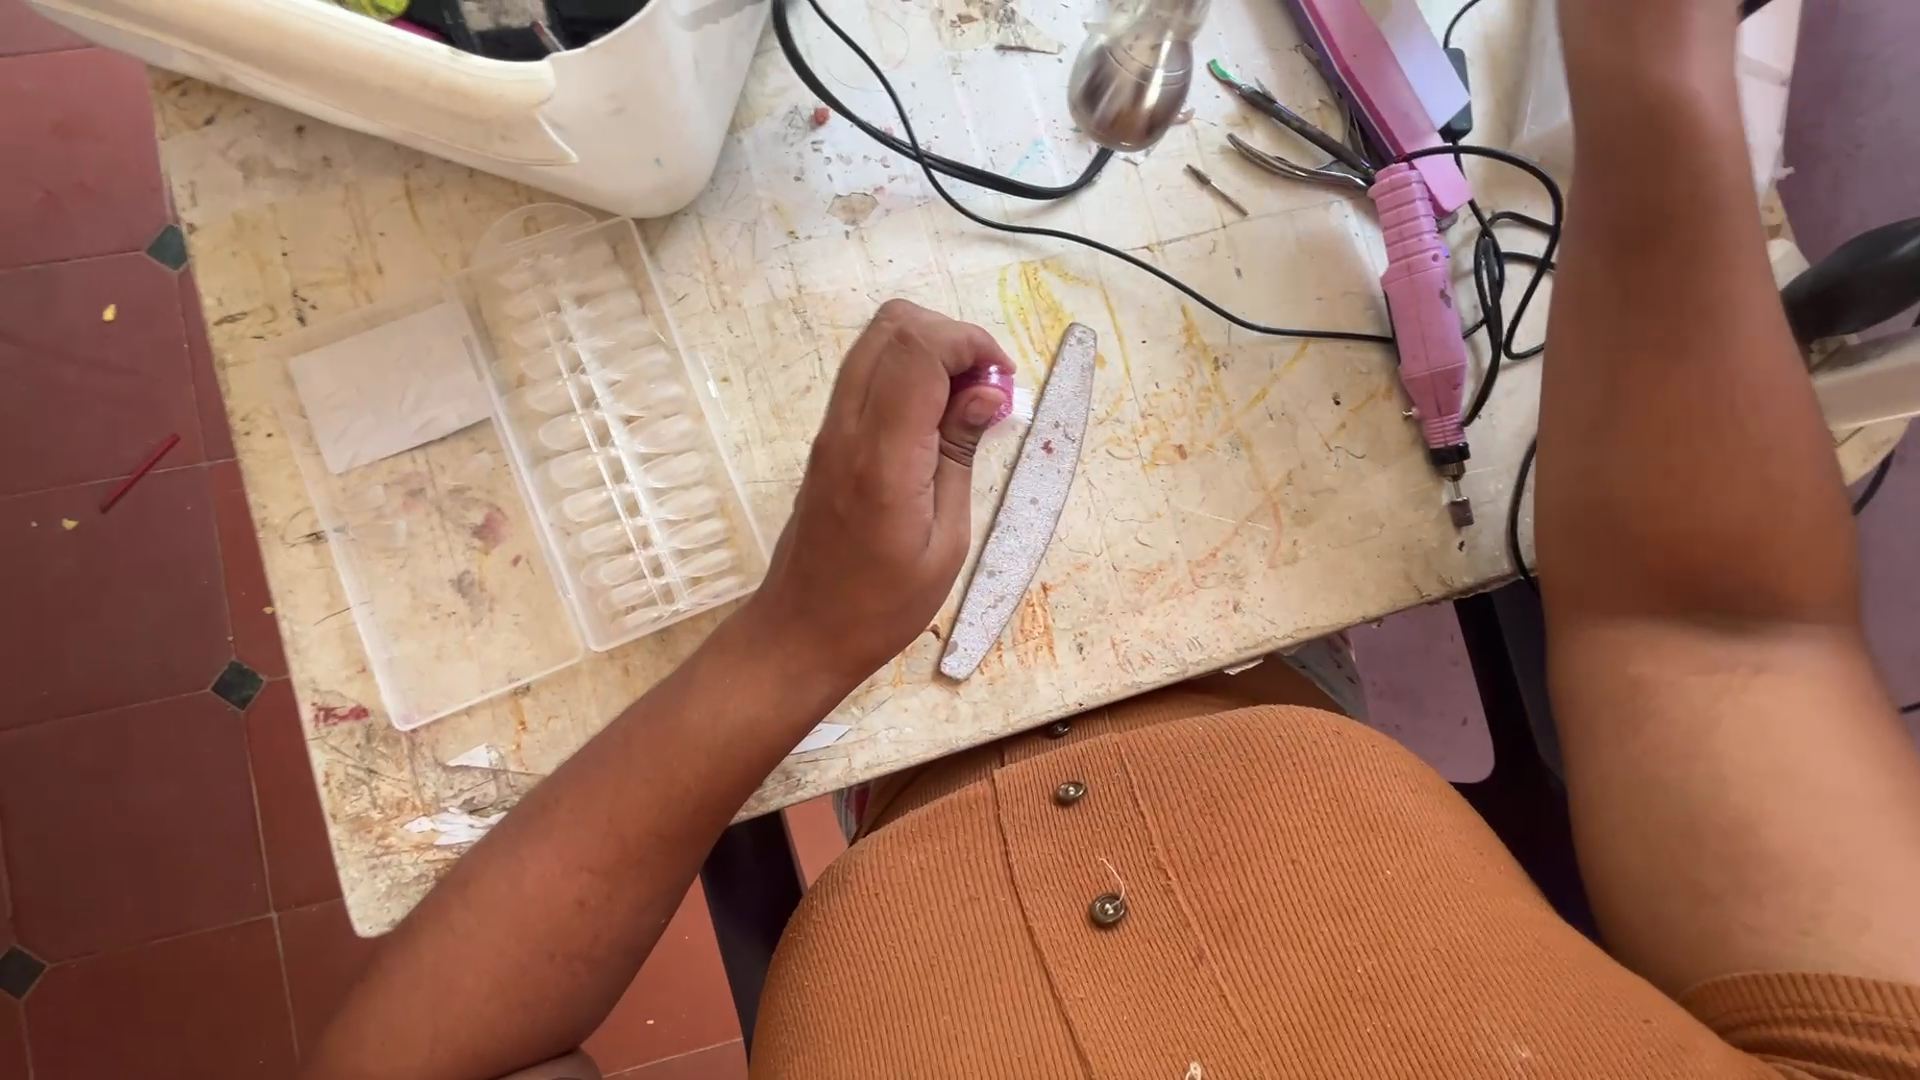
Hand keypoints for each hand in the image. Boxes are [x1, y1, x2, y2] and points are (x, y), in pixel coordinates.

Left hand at [744, 299, 1012, 689]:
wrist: (802, 632)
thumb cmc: (883, 606)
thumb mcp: (946, 542)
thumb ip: (960, 455)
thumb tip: (987, 392)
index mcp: (882, 458)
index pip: (918, 350)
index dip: (970, 344)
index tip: (1003, 383)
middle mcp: (846, 428)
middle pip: (891, 326)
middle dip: (951, 337)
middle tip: (987, 388)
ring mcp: (829, 430)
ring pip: (875, 343)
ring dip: (929, 352)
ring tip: (966, 403)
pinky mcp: (826, 440)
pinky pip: (867, 376)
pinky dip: (908, 374)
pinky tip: (935, 419)